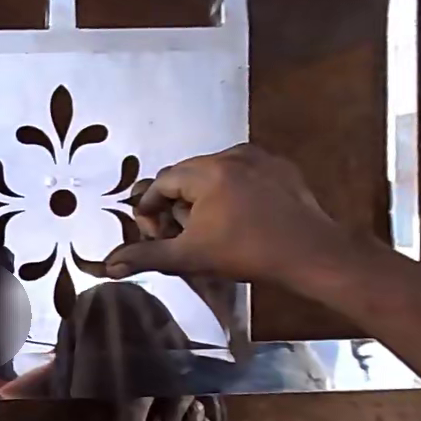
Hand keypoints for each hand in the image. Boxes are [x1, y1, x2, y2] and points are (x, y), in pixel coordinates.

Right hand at [103, 144, 356, 286]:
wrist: (311, 255)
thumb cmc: (246, 253)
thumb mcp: (190, 256)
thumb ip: (147, 257)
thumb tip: (109, 266)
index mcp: (207, 171)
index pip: (162, 182)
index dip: (151, 209)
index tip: (156, 235)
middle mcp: (232, 154)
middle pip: (187, 175)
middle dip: (177, 204)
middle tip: (181, 235)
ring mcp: (260, 158)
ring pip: (215, 174)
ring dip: (203, 198)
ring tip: (209, 230)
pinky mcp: (281, 168)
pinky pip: (243, 174)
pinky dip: (231, 193)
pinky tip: (239, 220)